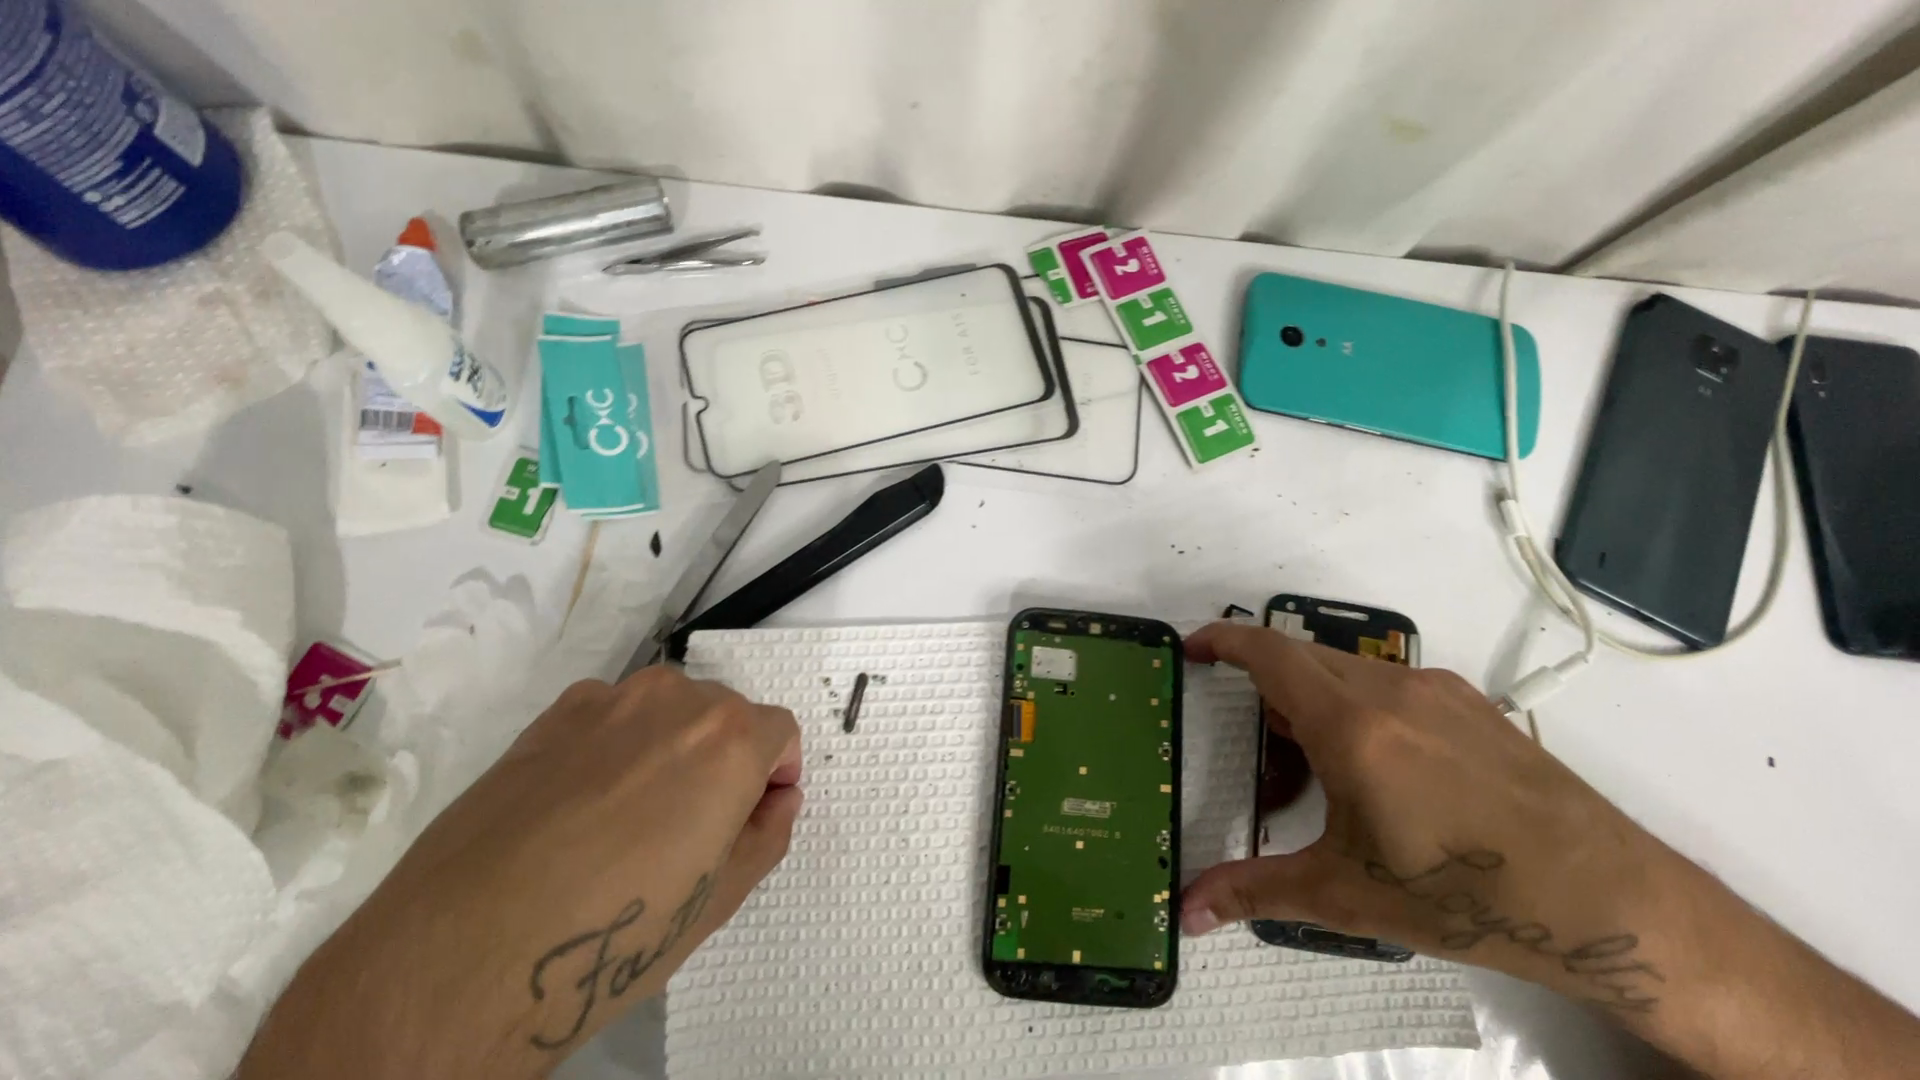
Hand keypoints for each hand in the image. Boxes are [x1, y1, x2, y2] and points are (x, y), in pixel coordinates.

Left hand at [240, 667, 801, 1078]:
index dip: (774, 776)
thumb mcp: (719, 899)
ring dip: (669, 749)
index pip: (780, 732)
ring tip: (629, 822)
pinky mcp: (547, 717)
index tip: (748, 820)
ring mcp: (605, 701)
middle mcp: (673, 699)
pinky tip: (580, 811)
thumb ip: (767, 834)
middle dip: (724, 760)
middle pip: (724, 715)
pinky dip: (615, 748)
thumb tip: (776, 798)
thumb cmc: (616, 933)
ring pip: (665, 711)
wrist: (464, 952)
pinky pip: (609, 718)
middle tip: (688, 830)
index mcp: (729, 739)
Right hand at [1179, 621, 1681, 1009]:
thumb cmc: (1461, 897)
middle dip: (1267, 693)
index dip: (1222, 641)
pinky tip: (1386, 773)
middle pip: (1303, 661)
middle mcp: (1391, 691)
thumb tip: (1187, 913)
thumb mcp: (1345, 897)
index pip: (1268, 654)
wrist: (1606, 901)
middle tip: (1260, 752)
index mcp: (1350, 726)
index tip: (1193, 650)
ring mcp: (1440, 692)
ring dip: (1316, 704)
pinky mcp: (1476, 706)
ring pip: (1349, 674)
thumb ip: (1255, 892)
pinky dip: (1361, 708)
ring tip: (1323, 773)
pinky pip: (1392, 686)